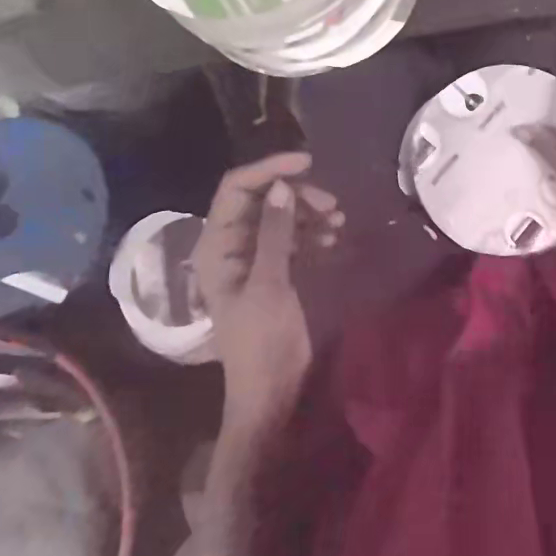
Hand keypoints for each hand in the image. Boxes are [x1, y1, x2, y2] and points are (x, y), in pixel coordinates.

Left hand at [192, 152, 342, 422]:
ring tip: (339, 222)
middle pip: (261, 200)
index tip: (307, 163)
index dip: (269, 169)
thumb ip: (275, 233)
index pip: (236, 188)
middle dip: (296, 195)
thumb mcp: (269, 284)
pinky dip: (311, 234)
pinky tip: (333, 239)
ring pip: (279, 217)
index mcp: (217, 245)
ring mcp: (252, 258)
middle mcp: (230, 245)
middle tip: (332, 205)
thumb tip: (282, 186)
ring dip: (308, 214)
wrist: (270, 392)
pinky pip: (291, 239)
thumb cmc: (261, 342)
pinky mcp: (272, 272)